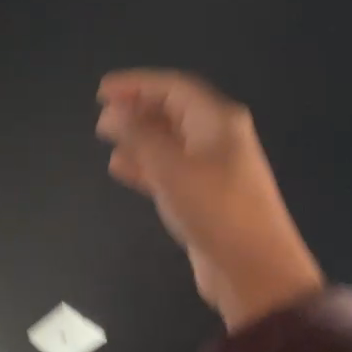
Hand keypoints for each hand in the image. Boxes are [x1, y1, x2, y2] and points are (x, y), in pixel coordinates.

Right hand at [96, 69, 323, 330]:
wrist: (251, 266)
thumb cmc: (214, 210)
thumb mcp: (171, 168)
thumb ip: (138, 137)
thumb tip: (110, 113)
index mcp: (218, 122)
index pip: (174, 89)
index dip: (137, 84)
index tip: (101, 91)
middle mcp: (217, 138)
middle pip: (173, 111)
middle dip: (138, 108)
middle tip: (101, 115)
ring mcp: (210, 167)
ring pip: (168, 140)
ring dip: (138, 136)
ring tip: (106, 140)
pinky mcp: (201, 195)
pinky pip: (167, 167)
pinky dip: (144, 164)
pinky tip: (122, 169)